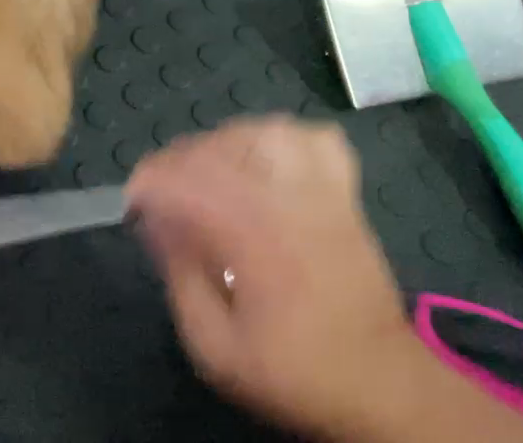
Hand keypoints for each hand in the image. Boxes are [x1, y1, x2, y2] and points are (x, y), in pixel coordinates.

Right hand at [125, 117, 431, 440]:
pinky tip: (261, 163)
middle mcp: (285, 202)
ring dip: (223, 144)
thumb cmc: (295, 371)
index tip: (135, 212)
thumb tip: (156, 223)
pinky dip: (281, 140)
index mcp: (250, 236)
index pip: (179, 177)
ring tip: (210, 174)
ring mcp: (320, 194)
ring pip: (261, 132)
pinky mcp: (343, 198)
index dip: (145, 187)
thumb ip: (178, 275)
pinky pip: (314, 141)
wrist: (387, 390)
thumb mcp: (214, 346)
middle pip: (212, 148)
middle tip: (164, 200)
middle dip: (172, 166)